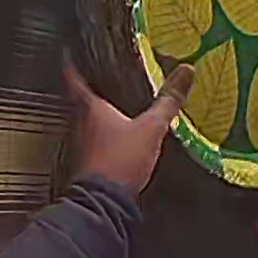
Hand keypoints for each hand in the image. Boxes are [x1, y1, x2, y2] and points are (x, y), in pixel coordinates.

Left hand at [64, 62, 193, 194]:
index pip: (73, 78)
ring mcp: (81, 144)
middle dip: (87, 90)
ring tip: (108, 107)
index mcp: (90, 107)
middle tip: (97, 79)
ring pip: (84, 121)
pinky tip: (114, 139)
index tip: (71, 55)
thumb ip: (168, 101)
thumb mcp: (151, 128)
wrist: (106, 202)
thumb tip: (186, 71)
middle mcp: (79, 123)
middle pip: (78, 100)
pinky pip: (92, 142)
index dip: (72, 64)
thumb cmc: (120, 160)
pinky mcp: (87, 162)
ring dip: (93, 115)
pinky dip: (100, 136)